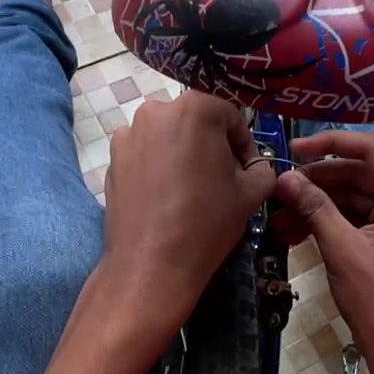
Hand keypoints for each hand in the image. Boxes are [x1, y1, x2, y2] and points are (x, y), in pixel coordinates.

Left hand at [102, 91, 277, 329]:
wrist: (152, 264)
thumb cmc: (207, 222)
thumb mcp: (251, 194)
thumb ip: (262, 169)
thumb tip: (257, 168)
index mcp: (195, 108)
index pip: (231, 115)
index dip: (244, 144)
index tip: (247, 172)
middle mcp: (156, 111)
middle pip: (196, 123)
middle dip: (211, 147)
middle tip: (221, 181)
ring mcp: (128, 134)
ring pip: (168, 138)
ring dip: (183, 156)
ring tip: (192, 191)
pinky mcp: (111, 159)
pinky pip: (145, 155)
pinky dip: (158, 168)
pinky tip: (166, 198)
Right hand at [272, 130, 373, 369]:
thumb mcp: (343, 248)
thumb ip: (315, 206)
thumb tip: (284, 178)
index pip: (373, 150)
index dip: (331, 143)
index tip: (294, 148)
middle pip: (361, 174)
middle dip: (318, 182)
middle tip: (279, 190)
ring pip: (355, 198)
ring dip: (318, 205)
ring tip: (279, 218)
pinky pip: (357, 219)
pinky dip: (328, 223)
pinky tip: (294, 232)